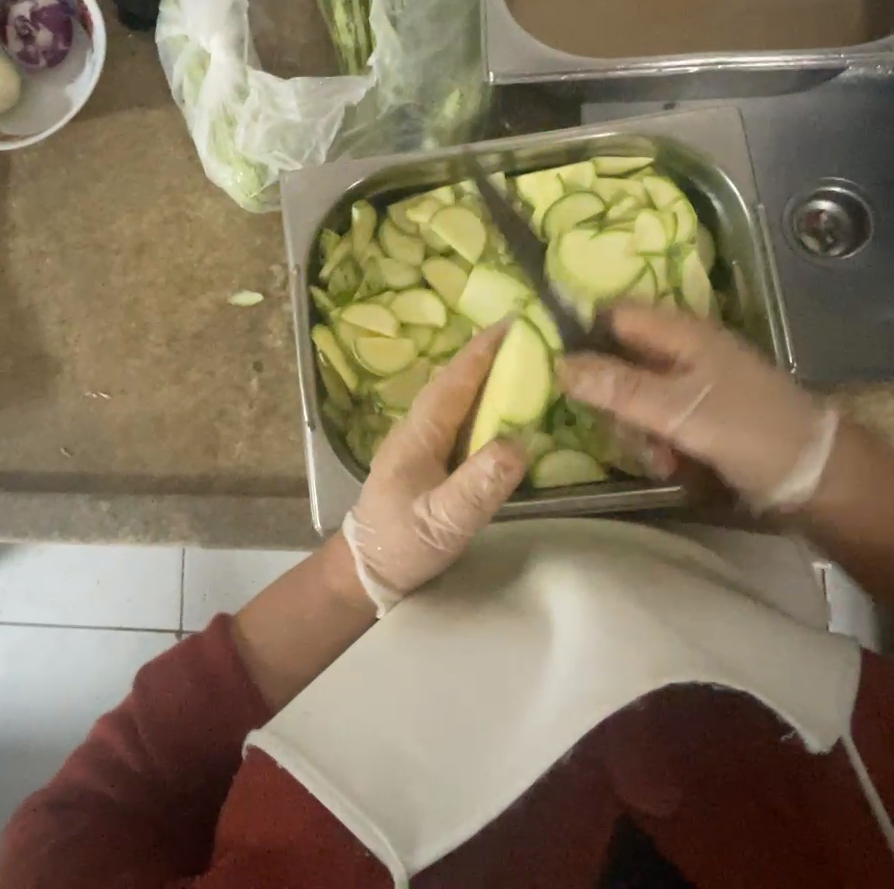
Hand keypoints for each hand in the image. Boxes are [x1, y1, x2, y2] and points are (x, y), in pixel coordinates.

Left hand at [344, 322, 529, 614]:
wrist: (365, 572)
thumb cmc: (400, 544)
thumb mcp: (442, 521)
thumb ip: (477, 486)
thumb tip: (517, 444)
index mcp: (418, 434)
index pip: (454, 381)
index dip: (482, 351)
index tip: (513, 321)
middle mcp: (417, 430)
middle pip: (454, 383)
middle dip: (487, 356)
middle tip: (528, 336)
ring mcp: (419, 445)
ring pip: (454, 400)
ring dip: (484, 377)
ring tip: (521, 362)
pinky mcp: (425, 462)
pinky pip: (457, 420)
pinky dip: (480, 405)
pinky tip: (499, 410)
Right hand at [559, 302, 836, 510]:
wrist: (819, 478)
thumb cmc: (748, 431)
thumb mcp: (676, 410)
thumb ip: (617, 387)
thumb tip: (559, 364)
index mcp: (681, 334)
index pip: (614, 315)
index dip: (584, 333)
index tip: (558, 367)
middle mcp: (684, 352)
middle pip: (618, 362)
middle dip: (611, 400)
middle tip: (618, 429)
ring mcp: (693, 385)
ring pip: (634, 398)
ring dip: (635, 430)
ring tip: (658, 458)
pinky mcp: (701, 416)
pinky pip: (657, 422)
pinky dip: (658, 445)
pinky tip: (671, 467)